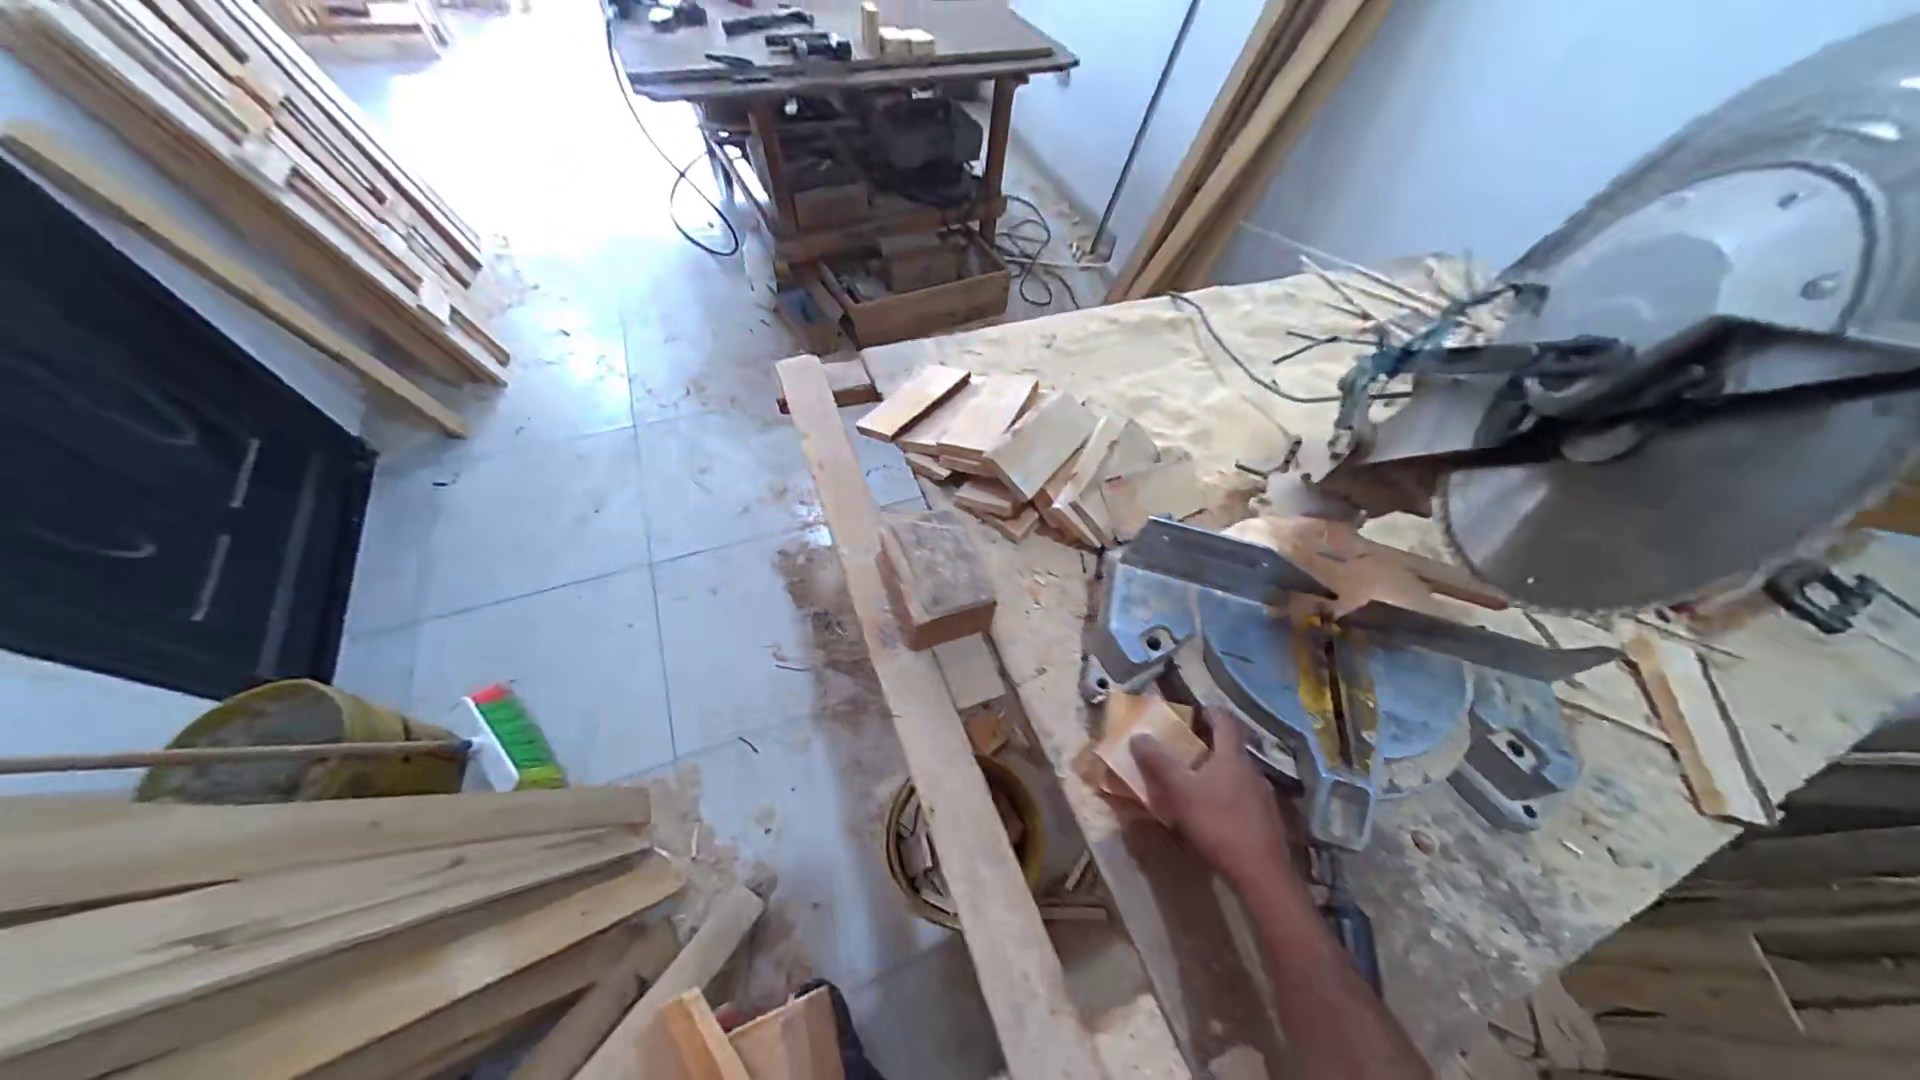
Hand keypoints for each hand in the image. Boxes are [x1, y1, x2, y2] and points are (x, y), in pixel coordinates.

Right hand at [1131, 714, 1296, 891]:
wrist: (1261, 873)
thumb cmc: (1217, 823)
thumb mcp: (1179, 791)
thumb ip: (1158, 762)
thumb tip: (1139, 735)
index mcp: (1232, 756)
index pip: (1225, 721)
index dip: (1211, 711)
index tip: (1196, 709)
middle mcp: (1251, 770)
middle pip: (1231, 748)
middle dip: (1209, 745)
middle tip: (1186, 748)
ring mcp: (1264, 795)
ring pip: (1237, 774)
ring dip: (1218, 772)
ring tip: (1197, 782)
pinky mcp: (1267, 819)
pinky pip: (1244, 796)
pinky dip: (1228, 795)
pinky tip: (1215, 812)